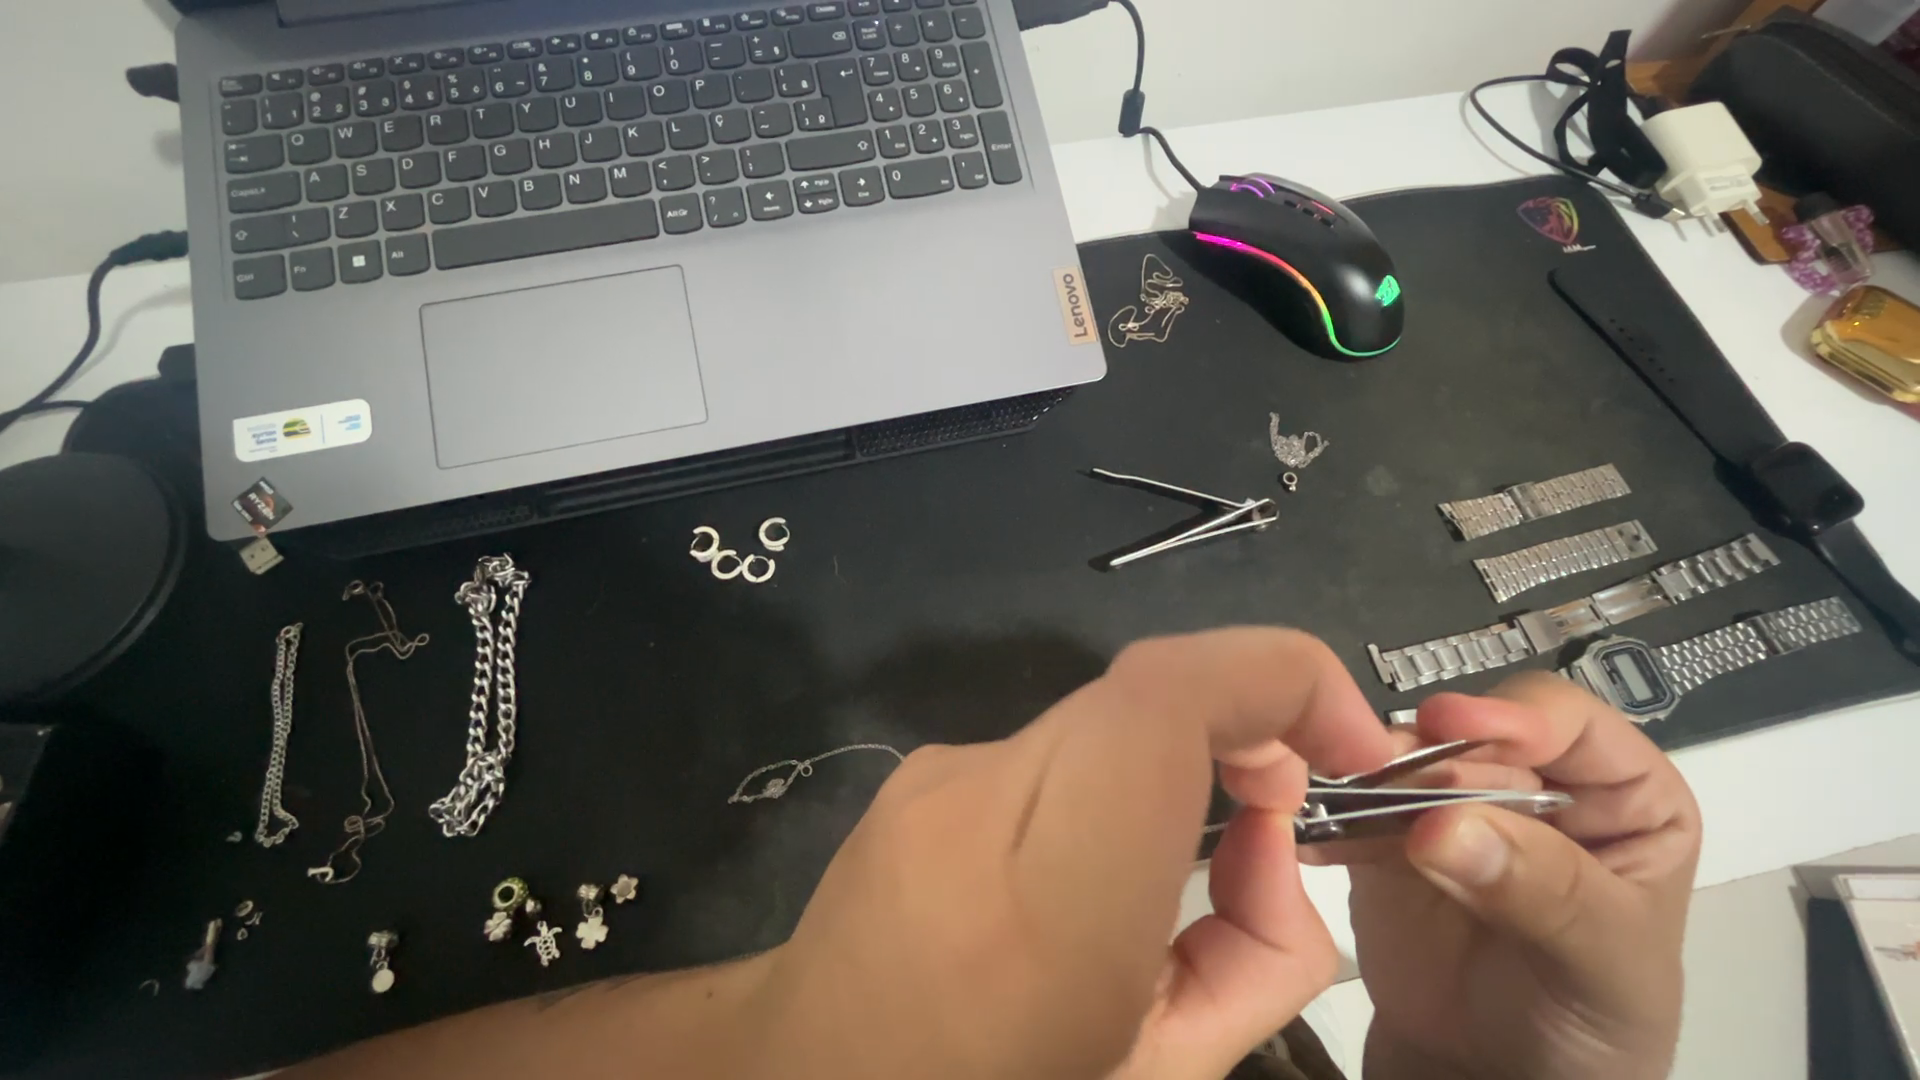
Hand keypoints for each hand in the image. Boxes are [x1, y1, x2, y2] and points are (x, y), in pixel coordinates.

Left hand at [754, 629, 1399, 1079]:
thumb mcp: (1165, 1072)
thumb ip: (1258, 952)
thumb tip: (1267, 836)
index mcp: (1048, 899)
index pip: (1161, 700)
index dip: (1273, 677)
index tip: (1343, 740)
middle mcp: (978, 796)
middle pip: (1141, 688)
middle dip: (1245, 714)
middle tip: (1285, 800)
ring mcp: (936, 771)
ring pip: (1102, 717)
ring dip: (1177, 753)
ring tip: (1186, 853)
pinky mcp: (919, 768)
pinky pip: (1048, 746)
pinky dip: (1111, 774)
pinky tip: (1094, 859)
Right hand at [1317, 673, 1701, 1079]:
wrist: (1490, 1075)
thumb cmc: (1584, 1022)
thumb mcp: (1603, 966)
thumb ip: (1544, 893)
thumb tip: (1444, 826)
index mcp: (1614, 794)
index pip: (1565, 721)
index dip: (1512, 715)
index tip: (1450, 723)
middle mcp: (1526, 782)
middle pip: (1462, 735)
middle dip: (1424, 758)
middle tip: (1384, 789)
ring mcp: (1444, 802)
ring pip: (1395, 757)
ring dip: (1359, 773)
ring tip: (1333, 802)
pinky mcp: (1379, 829)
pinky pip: (1345, 803)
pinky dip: (1322, 812)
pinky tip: (1306, 832)